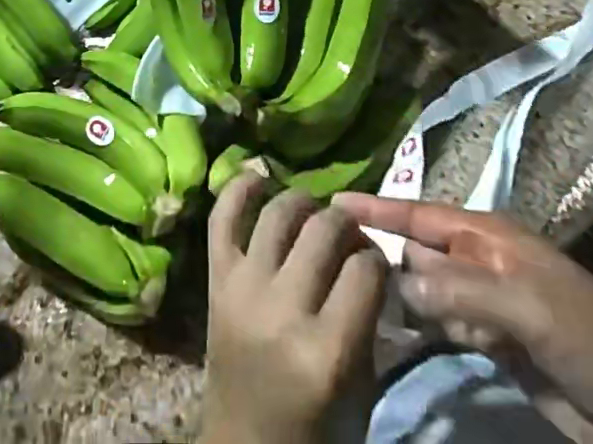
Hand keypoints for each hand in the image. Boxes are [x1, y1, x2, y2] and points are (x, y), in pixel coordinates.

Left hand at [200, 176, 388, 443]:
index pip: (365, 271)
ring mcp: (241, 287)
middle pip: (322, 232)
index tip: (377, 261)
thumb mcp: (362, 387)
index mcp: (326, 350)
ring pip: (277, 215)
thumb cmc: (316, 427)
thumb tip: (374, 260)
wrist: (244, 443)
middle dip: (345, 223)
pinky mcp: (214, 279)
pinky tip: (259, 175)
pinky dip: (238, 189)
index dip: (378, 258)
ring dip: (302, 201)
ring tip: (314, 210)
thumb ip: (369, 322)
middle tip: (349, 233)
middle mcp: (281, 308)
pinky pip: (221, 219)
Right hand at [338, 194, 592, 442]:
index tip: (327, 202)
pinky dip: (412, 329)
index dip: (374, 207)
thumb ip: (460, 290)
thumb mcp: (532, 309)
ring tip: (340, 297)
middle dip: (372, 253)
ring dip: (389, 296)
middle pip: (411, 250)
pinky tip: (381, 334)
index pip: (419, 214)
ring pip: (419, 290)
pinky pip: (436, 326)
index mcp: (490, 239)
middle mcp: (479, 263)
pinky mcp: (488, 342)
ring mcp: (483, 304)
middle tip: (321, 260)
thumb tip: (393, 281)